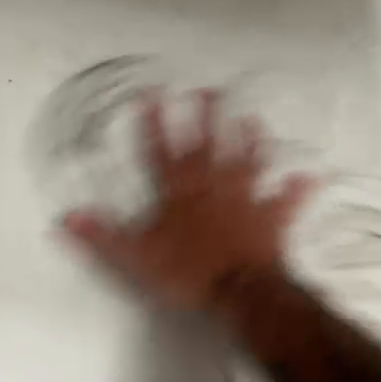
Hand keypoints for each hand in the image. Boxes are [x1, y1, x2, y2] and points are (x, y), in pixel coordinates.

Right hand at [62, 88, 317, 315]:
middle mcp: (212, 187)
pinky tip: (311, 176)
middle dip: (206, 114)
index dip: (155, 121)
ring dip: (249, 139)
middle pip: (207, 144)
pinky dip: (298, 189)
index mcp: (179, 193)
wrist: (241, 292)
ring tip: (252, 118)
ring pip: (246, 161)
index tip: (153, 94)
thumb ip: (103, 236)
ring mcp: (244, 199)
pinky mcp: (270, 218)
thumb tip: (69, 218)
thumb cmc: (191, 273)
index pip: (161, 150)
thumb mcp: (136, 258)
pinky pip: (286, 200)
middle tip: (208, 89)